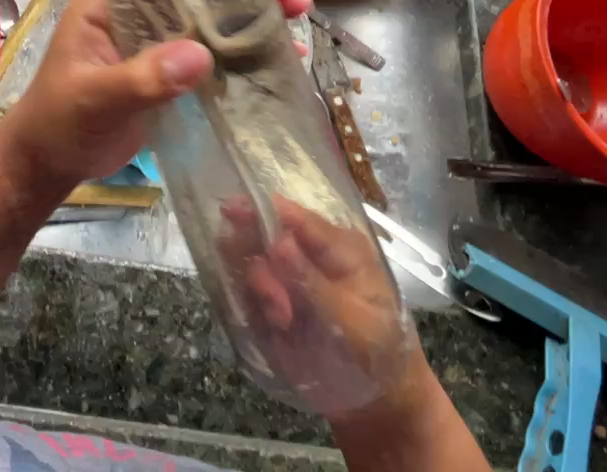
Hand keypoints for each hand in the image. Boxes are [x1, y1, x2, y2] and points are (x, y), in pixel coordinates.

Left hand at [0, 0, 310, 187]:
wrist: (51, 161)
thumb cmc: (58, 121)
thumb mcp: (94, 98)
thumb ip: (140, 79)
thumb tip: (198, 55)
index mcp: (106, 1)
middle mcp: (133, 12)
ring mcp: (153, 40)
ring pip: (209, 9)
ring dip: (252, 5)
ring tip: (298, 9)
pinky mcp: (169, 70)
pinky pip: (213, 48)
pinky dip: (247, 47)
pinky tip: (282, 52)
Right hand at [217, 196, 414, 416]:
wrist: (372, 398)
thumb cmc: (376, 353)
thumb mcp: (351, 321)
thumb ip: (311, 283)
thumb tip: (278, 242)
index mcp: (337, 246)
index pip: (294, 216)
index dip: (261, 209)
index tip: (230, 212)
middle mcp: (306, 253)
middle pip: (262, 231)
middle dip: (259, 262)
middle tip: (276, 302)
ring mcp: (286, 275)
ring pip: (249, 261)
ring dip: (259, 290)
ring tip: (283, 321)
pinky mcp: (270, 298)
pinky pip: (245, 290)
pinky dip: (254, 307)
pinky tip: (276, 328)